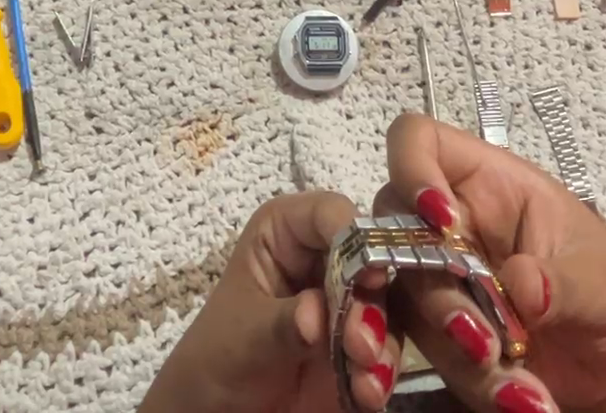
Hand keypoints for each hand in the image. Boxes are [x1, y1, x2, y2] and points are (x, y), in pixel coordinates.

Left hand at [140, 191, 402, 412]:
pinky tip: (367, 393)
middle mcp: (324, 258)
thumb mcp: (244, 335)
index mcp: (287, 232)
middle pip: (368, 258)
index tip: (369, 274)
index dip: (354, 234)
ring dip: (381, 341)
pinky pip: (386, 350)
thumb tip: (317, 314)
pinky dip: (382, 372)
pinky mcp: (359, 345)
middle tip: (361, 343)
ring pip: (384, 305)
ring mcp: (345, 301)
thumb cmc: (219, 355)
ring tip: (364, 377)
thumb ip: (284, 322)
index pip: (330, 213)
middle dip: (370, 301)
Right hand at [375, 114, 605, 412]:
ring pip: (402, 294)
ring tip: (519, 393)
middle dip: (432, 288)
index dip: (411, 166)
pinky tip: (482, 398)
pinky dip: (435, 376)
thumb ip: (562, 283)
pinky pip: (407, 343)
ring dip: (453, 350)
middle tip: (482, 341)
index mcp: (488, 182)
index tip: (438, 220)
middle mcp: (450, 220)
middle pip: (395, 224)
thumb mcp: (603, 285)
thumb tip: (520, 285)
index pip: (420, 140)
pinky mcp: (432, 328)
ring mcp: (436, 273)